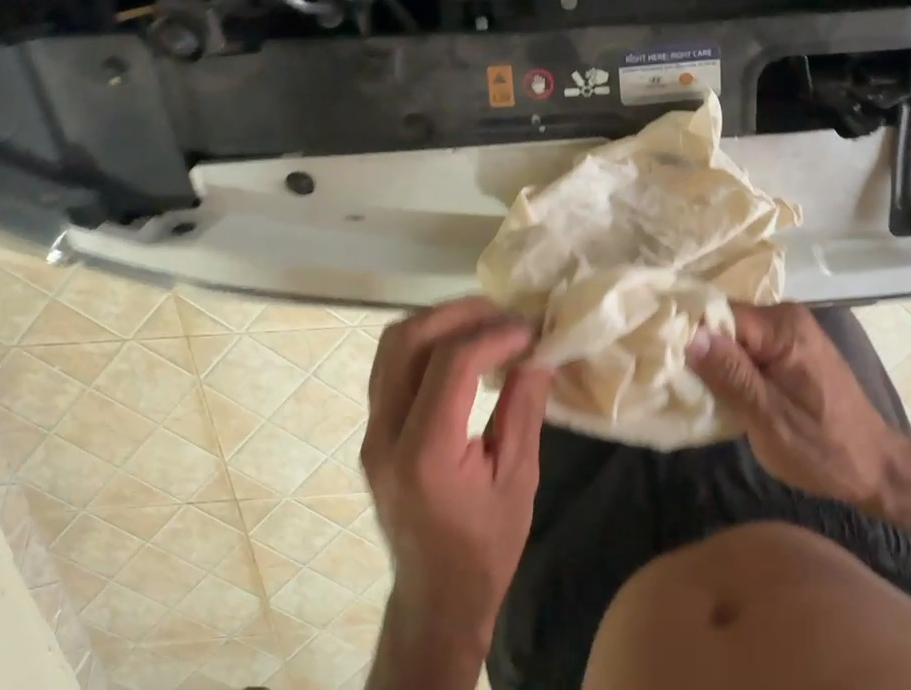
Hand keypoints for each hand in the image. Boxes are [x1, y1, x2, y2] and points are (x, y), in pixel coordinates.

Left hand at [362, 297, 551, 640]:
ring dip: (439, 322)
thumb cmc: (486, 547)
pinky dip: (427, 344)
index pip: (451, 364)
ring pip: (391, 347)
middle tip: (506, 315)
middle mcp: (385, 436)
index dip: (494, 335)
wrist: (436, 596)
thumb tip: (538, 353)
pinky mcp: (374, 433)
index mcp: (425, 455)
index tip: (531, 332)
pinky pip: (391, 367)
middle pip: (406, 341)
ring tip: (486, 323)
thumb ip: (523, 409)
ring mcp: (372, 433)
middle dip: (459, 314)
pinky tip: (464, 349)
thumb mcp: (519, 479)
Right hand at [686, 303, 910, 513]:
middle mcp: (787, 318)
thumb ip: (731, 375)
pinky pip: (748, 347)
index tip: (659, 356)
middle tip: (665, 374)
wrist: (875, 467)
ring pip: (733, 335)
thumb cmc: (823, 449)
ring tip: (681, 382)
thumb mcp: (769, 419)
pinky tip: (713, 387)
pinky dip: (730, 365)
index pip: (718, 313)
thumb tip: (690, 335)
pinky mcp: (790, 350)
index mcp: (783, 328)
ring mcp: (790, 333)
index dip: (688, 333)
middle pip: (724, 320)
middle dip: (697, 346)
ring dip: (712, 359)